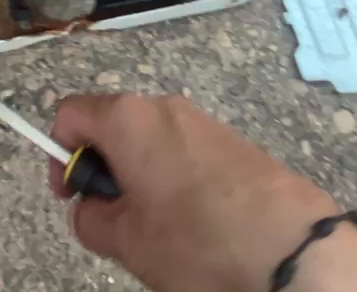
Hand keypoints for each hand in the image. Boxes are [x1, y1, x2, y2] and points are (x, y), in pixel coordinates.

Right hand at [48, 95, 356, 291]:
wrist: (296, 250)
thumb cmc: (198, 241)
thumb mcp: (128, 243)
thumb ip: (92, 220)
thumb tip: (89, 209)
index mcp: (126, 118)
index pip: (69, 113)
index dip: (60, 154)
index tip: (72, 196)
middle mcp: (161, 105)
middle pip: (111, 123)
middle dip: (103, 167)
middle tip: (114, 218)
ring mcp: (200, 120)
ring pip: (149, 139)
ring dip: (140, 174)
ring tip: (158, 229)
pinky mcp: (233, 140)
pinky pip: (184, 149)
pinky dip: (175, 177)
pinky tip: (198, 224)